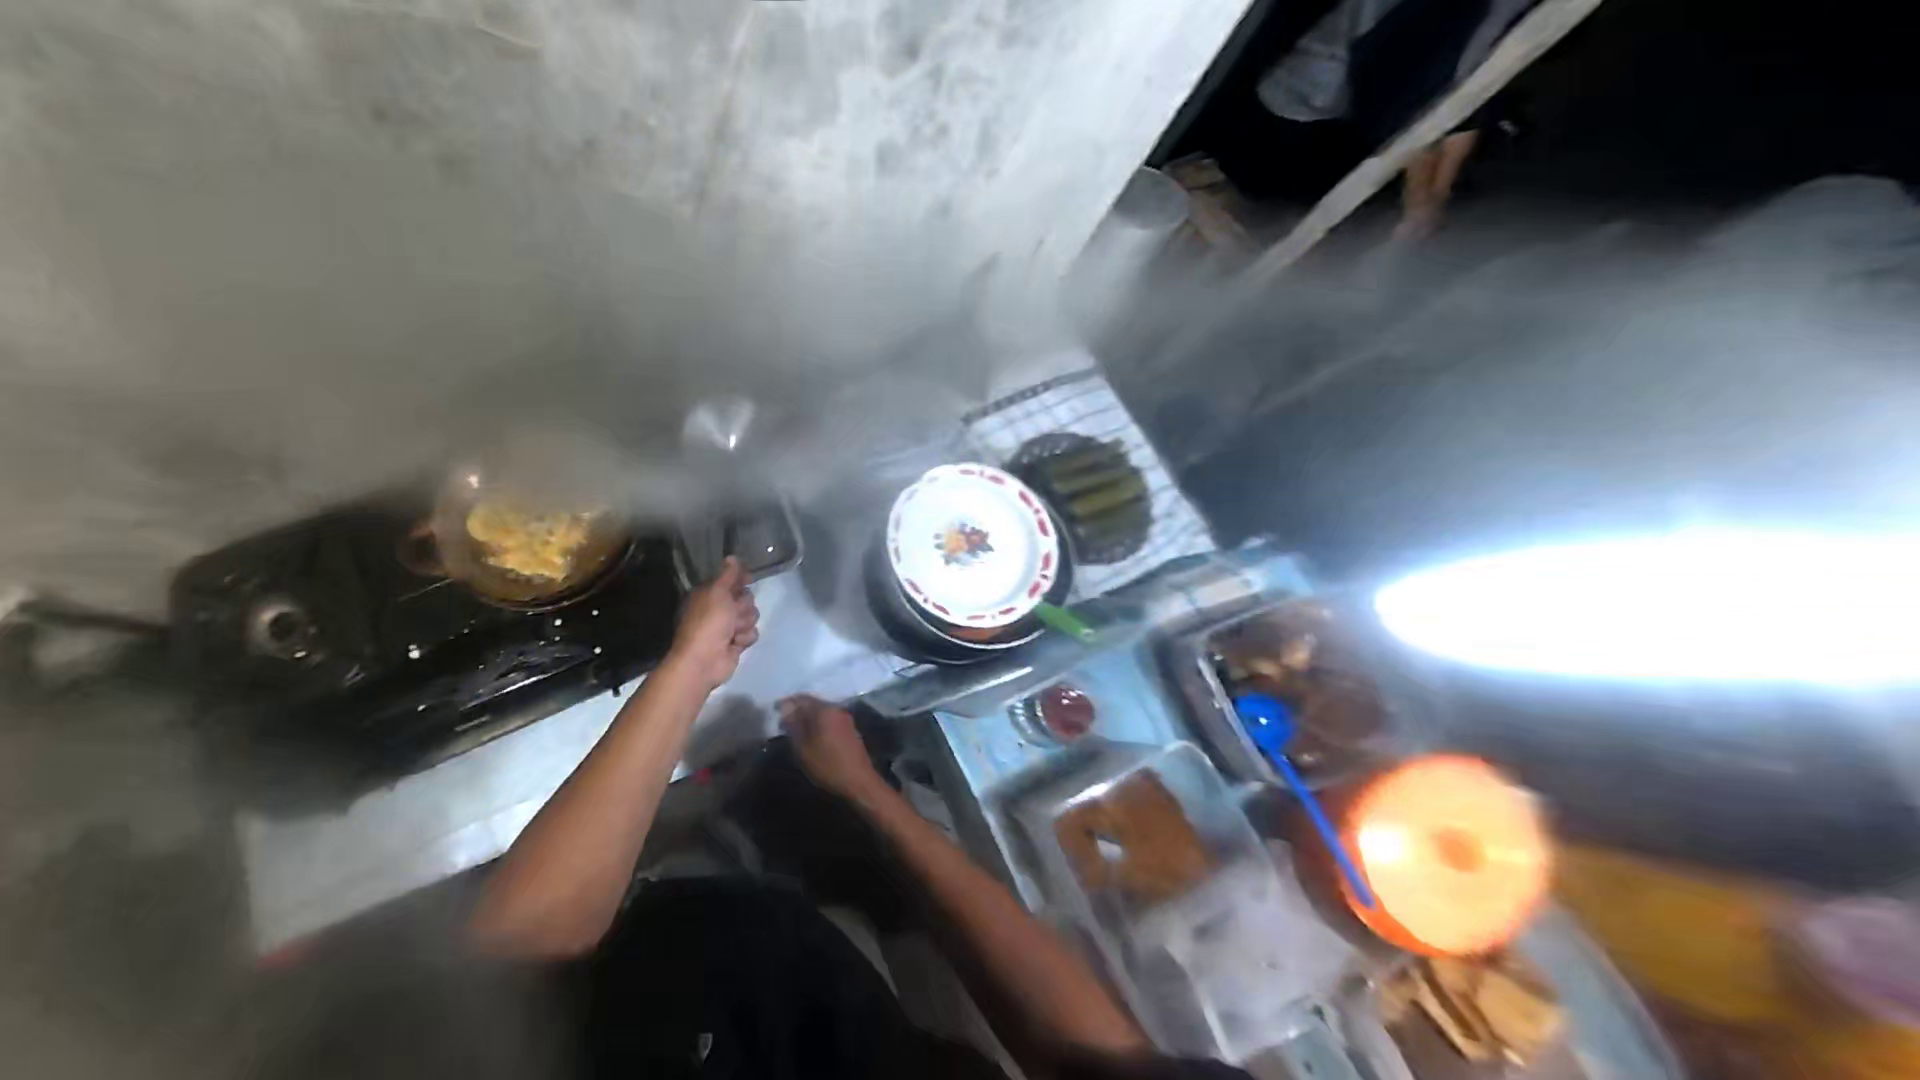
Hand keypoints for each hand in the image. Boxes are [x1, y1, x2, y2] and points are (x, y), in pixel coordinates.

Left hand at [669, 557, 758, 689]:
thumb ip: (728, 575)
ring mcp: (728, 626)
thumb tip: (732, 557)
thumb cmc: (708, 623)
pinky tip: (735, 643)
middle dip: (743, 606)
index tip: (748, 579)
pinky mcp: (736, 642)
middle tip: (733, 614)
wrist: (704, 660)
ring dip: (744, 623)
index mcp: (709, 594)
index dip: (741, 579)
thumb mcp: (717, 592)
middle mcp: (718, 608)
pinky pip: (752, 633)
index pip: (731, 579)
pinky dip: (745, 638)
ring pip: (751, 615)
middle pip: (746, 598)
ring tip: (732, 632)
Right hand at [778, 694, 885, 801]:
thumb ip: (794, 724)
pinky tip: (812, 736)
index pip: (802, 697)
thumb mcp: (803, 747)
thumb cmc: (828, 765)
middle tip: (784, 724)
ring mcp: (846, 718)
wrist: (859, 781)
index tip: (775, 713)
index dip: (787, 703)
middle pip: (813, 703)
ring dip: (808, 718)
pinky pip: (830, 720)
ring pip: (822, 712)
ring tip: (796, 731)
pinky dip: (819, 724)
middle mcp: (837, 709)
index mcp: (825, 710)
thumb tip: (786, 705)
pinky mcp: (850, 729)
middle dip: (798, 711)